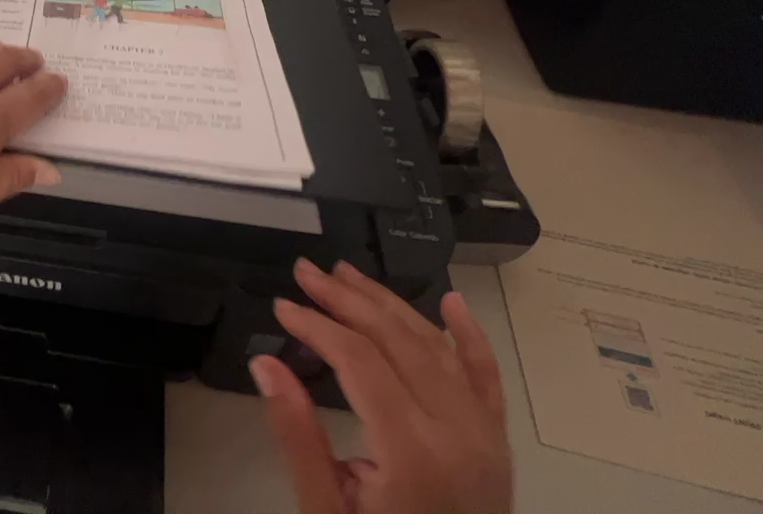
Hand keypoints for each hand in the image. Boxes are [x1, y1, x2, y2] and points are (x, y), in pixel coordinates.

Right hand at [250, 260, 511, 513]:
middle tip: (305, 271)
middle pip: (397, 341)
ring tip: (347, 274)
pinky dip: (467, 337)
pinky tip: (449, 303)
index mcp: (412, 453)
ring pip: (436, 347)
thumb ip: (297, 436)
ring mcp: (484, 436)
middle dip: (347, 300)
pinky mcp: (497, 443)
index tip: (281, 305)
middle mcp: (456, 433)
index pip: (358, 361)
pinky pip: (486, 378)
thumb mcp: (325, 510)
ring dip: (390, 304)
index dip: (317, 325)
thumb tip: (265, 362)